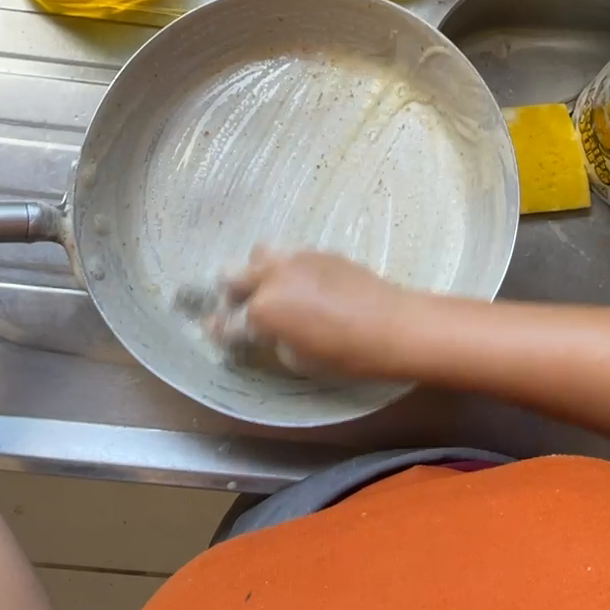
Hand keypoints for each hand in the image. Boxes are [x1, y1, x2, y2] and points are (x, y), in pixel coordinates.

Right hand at [226, 250, 415, 377]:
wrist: (393, 325)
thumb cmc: (346, 354)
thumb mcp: (298, 359)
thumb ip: (272, 339)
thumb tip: (265, 330)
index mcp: (262, 310)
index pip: (227, 322)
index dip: (218, 330)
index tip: (215, 331)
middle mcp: (272, 277)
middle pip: (231, 277)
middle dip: (232, 295)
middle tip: (243, 309)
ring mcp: (295, 258)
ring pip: (258, 255)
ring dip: (257, 272)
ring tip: (272, 289)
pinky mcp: (318, 251)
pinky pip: (289, 254)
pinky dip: (286, 267)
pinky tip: (302, 284)